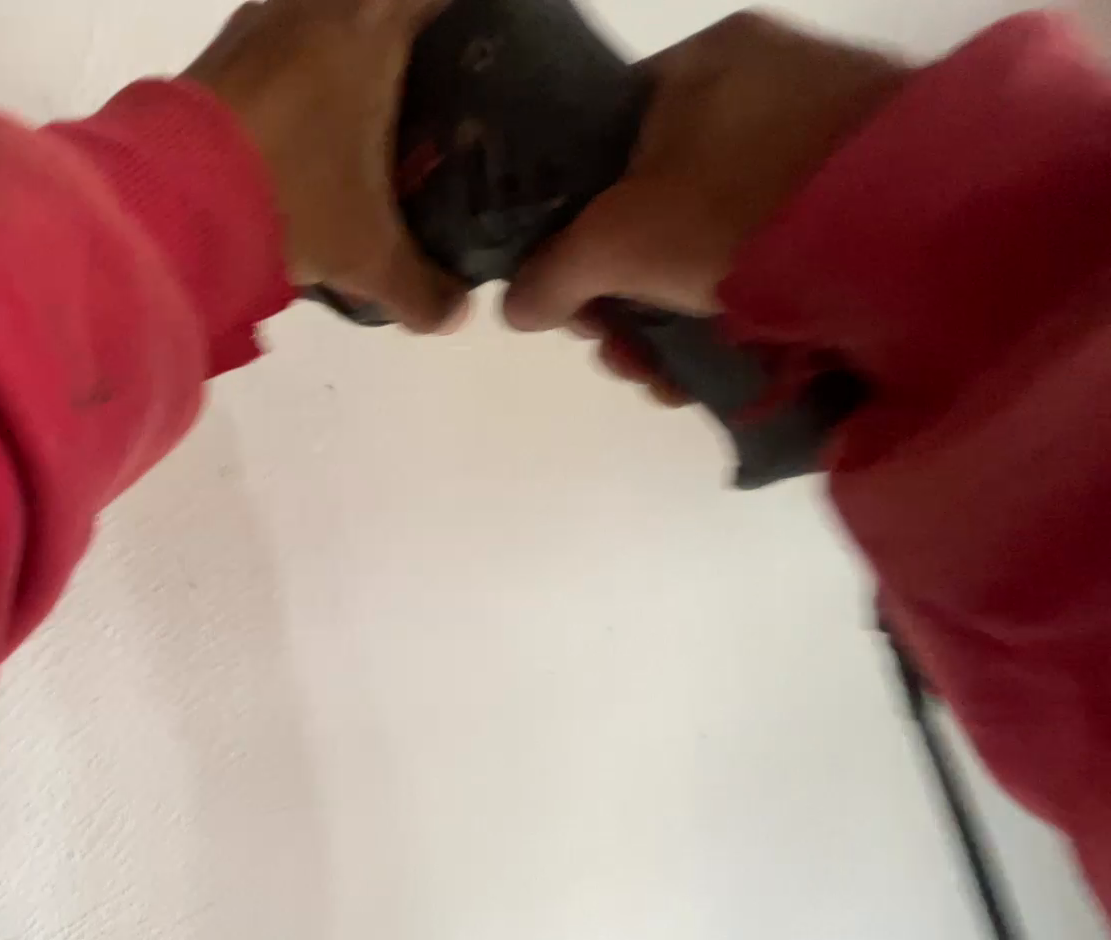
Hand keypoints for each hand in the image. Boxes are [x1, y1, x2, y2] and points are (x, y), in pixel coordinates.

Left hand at [186, 0, 469, 333]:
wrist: (168, 200)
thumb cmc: (290, 199)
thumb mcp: (365, 253)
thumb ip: (418, 286)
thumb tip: (452, 315)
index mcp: (377, 17)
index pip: (442, 5)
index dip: (459, 37)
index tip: (462, 81)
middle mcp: (319, 0)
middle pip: (380, 16)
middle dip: (398, 64)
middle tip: (410, 119)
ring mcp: (259, 21)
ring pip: (322, 32)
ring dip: (338, 77)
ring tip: (348, 140)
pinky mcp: (214, 56)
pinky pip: (270, 61)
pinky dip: (288, 95)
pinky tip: (289, 149)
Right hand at [501, 11, 907, 402]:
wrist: (918, 237)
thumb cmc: (735, 207)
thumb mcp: (611, 242)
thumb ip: (544, 276)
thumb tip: (516, 309)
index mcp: (695, 67)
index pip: (589, 149)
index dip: (557, 226)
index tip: (557, 286)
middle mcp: (752, 92)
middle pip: (635, 210)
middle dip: (609, 295)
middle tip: (607, 343)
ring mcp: (804, 146)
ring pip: (685, 246)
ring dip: (652, 322)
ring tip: (650, 376)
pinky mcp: (842, 203)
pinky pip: (744, 258)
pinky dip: (709, 317)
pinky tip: (693, 370)